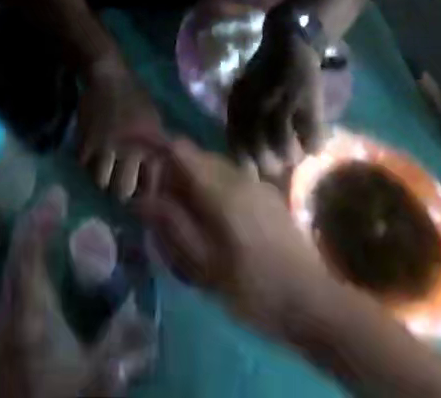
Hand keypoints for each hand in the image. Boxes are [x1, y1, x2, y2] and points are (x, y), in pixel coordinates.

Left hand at [0, 188, 155, 397]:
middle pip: (16, 254)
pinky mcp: (8, 337)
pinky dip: (30, 261)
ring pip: (13, 268)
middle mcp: (11, 312)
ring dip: (31, 241)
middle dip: (35, 222)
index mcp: (29, 315)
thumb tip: (150, 318)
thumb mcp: (91, 383)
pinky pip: (16, 283)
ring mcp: (5, 324)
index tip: (59, 194)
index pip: (29, 255)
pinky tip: (46, 264)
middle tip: (57, 199)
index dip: (42, 221)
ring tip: (52, 221)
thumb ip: (120, 349)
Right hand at [78, 64, 163, 200]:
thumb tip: (156, 175)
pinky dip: (86, 163)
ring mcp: (107, 146)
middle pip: (123, 190)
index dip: (143, 192)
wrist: (109, 76)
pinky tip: (90, 156)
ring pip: (100, 181)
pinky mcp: (86, 140)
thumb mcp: (154, 121)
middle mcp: (130, 149)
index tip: (138, 190)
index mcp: (151, 146)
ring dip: (101, 178)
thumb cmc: (136, 97)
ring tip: (102, 171)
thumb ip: (156, 148)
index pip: (149, 186)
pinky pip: (84, 165)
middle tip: (117, 184)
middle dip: (120, 191)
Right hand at [133, 139, 333, 335]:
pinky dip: (207, 189)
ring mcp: (255, 184)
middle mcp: (237, 176)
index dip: (149, 138)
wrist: (314, 303)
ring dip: (187, 180)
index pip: (177, 147)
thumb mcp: (204, 265)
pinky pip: (227, 180)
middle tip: (148, 198)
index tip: (126, 138)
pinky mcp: (266, 196)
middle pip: (193, 156)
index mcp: (219, 188)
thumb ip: (171, 225)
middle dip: (166, 168)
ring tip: (175, 213)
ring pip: (210, 168)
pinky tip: (206, 220)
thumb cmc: (254, 289)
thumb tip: (141, 197)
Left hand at [226, 3, 323, 178]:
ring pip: (283, 147)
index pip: (236, 143)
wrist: (290, 40)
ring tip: (297, 156)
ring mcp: (281, 103)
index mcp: (239, 103)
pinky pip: (311, 136)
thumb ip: (243, 118)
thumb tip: (247, 156)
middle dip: (269, 166)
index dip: (246, 164)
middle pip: (258, 151)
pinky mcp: (307, 100)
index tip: (255, 173)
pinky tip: (313, 144)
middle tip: (279, 167)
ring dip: (291, 157)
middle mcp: (256, 104)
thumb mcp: (245, 91)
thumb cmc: (266, 70)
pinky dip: (313, 145)